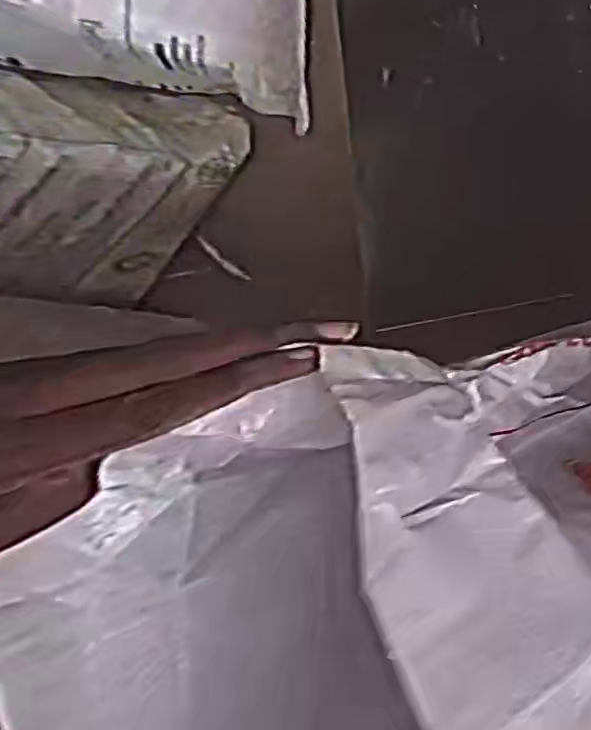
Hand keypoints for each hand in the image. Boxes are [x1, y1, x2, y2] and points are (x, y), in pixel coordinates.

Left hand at [0, 322, 357, 551]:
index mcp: (27, 438)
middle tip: (334, 327)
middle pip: (172, 353)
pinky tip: (223, 352)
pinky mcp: (28, 376)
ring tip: (299, 335)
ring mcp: (29, 378)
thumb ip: (59, 489)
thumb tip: (134, 453)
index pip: (164, 398)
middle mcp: (34, 393)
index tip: (309, 357)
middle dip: (262, 336)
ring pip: (152, 349)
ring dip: (233, 339)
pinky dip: (190, 351)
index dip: (244, 375)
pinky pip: (127, 358)